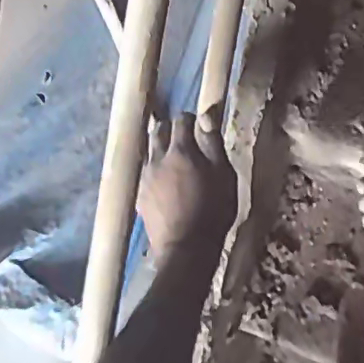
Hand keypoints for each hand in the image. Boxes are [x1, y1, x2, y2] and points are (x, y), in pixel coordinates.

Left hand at [138, 107, 234, 255]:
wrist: (185, 247)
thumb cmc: (213, 210)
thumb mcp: (224, 175)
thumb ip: (213, 144)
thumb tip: (206, 115)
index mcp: (181, 151)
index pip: (181, 120)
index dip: (190, 119)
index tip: (198, 124)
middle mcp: (157, 159)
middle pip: (158, 131)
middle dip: (170, 128)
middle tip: (183, 136)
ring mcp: (145, 177)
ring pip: (148, 151)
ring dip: (159, 148)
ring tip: (171, 158)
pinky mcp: (139, 196)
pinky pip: (145, 173)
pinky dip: (154, 170)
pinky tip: (163, 182)